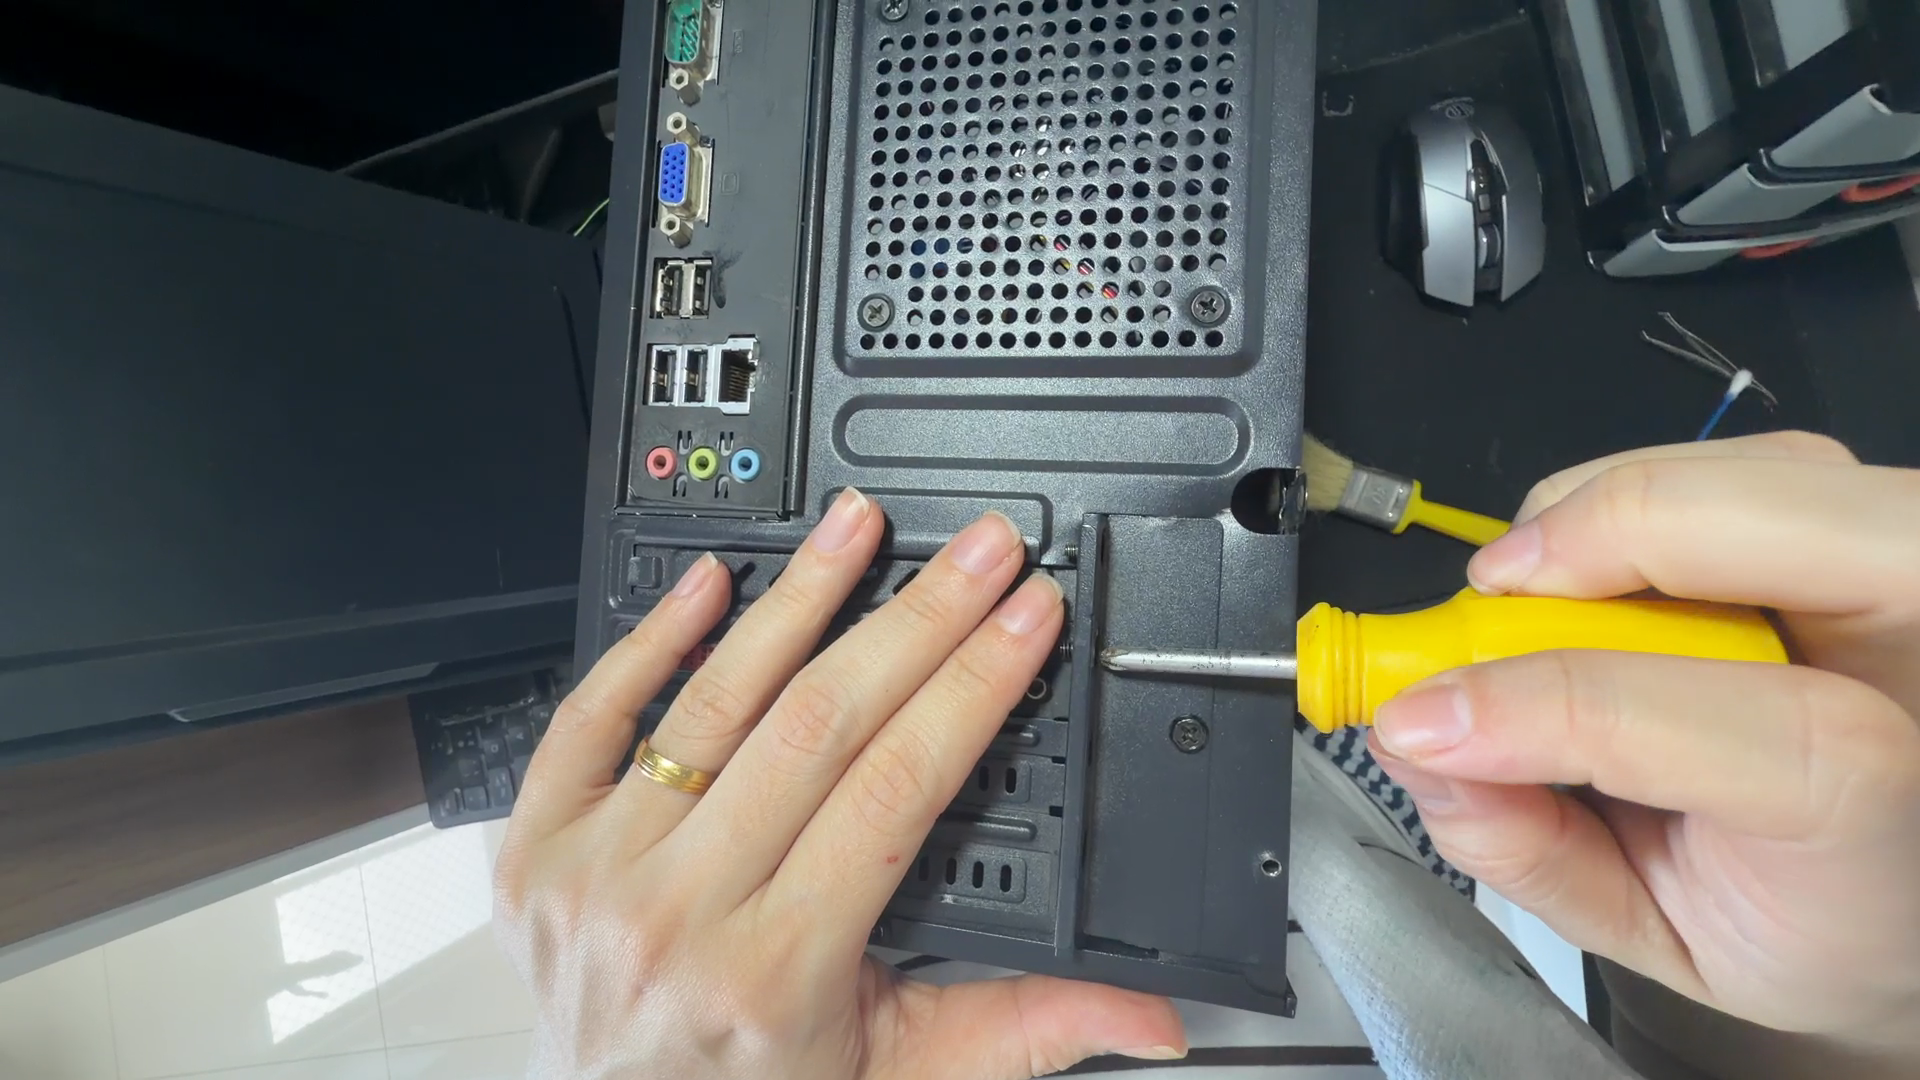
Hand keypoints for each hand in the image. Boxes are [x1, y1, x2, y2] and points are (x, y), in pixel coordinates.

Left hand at [493, 491, 1185, 1078]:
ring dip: (804, 593)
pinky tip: (714, 577)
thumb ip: (1023, 1029)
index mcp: (780, 968)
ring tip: (861, 522)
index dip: (974, 685)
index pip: (898, 786)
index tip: (1024, 616)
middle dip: (922, 617)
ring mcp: (601, 863)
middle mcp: (681, 907)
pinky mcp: (544, 837)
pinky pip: (594, 713)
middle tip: (980, 549)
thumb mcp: (898, 1076)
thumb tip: (1147, 1017)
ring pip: (719, 693)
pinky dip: (654, 634)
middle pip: (823, 720)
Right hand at [1368, 433, 1919, 1066]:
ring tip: (1523, 581)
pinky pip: (1753, 464)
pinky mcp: (1879, 539)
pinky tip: (1585, 556)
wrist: (1897, 872)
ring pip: (1778, 470)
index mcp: (1909, 836)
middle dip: (1613, 534)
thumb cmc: (1792, 915)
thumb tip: (1413, 751)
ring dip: (1603, 507)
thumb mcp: (1666, 936)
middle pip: (1835, 537)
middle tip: (1486, 587)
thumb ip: (1532, 856)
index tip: (1417, 719)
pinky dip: (1633, 491)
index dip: (1563, 708)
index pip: (1787, 745)